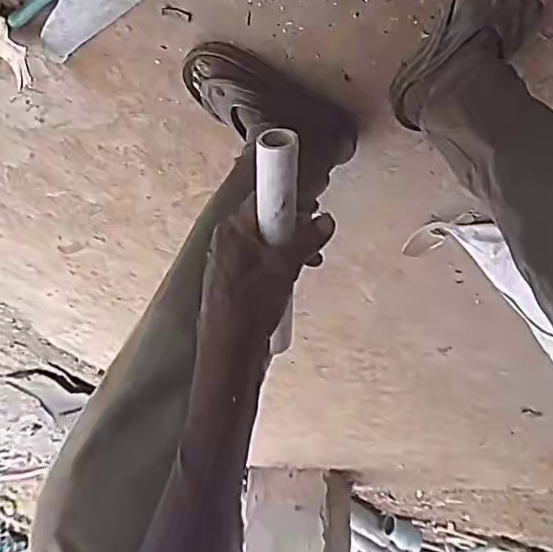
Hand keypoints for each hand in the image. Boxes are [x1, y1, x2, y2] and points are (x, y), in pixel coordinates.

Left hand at [200, 196, 336, 354]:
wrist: (230, 354)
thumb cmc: (247, 308)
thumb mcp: (284, 266)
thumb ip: (306, 239)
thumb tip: (324, 222)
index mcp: (232, 229)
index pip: (264, 197)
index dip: (290, 199)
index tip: (311, 203)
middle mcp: (229, 241)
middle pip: (268, 219)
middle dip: (296, 227)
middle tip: (315, 235)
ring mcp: (233, 263)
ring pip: (269, 242)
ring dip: (293, 249)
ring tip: (309, 261)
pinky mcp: (239, 282)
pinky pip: (266, 262)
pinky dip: (283, 266)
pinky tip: (294, 279)